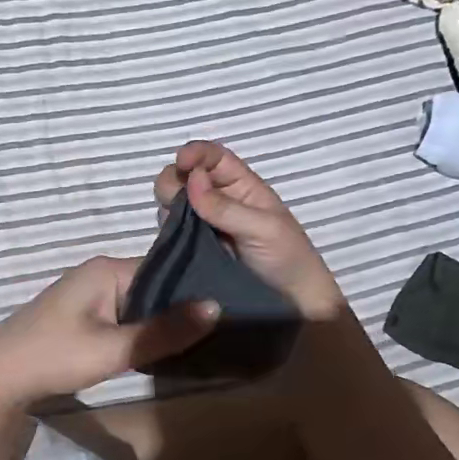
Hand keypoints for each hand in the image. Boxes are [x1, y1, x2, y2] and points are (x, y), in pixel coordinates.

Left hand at [0, 257, 218, 407]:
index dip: (195, 290)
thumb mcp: (114, 348)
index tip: (231, 311)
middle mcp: (99, 275)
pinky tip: (162, 350)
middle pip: (153, 288)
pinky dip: (140, 333)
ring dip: (161, 324)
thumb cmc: (54, 356)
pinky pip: (123, 319)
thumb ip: (163, 331)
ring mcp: (88, 297)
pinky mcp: (82, 318)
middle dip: (180, 310)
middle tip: (223, 332)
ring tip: (203, 342)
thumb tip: (217, 307)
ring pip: (139, 306)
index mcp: (107, 269)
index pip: (166, 270)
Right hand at [154, 140, 344, 319]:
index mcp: (242, 187)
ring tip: (175, 225)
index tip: (181, 161)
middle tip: (175, 200)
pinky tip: (170, 239)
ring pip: (172, 203)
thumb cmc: (287, 259)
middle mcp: (218, 202)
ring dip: (168, 206)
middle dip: (173, 180)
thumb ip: (226, 207)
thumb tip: (191, 179)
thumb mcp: (264, 229)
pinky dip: (165, 230)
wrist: (292, 306)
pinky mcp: (190, 250)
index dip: (196, 152)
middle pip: (184, 176)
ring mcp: (202, 227)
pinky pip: (170, 232)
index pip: (214, 157)